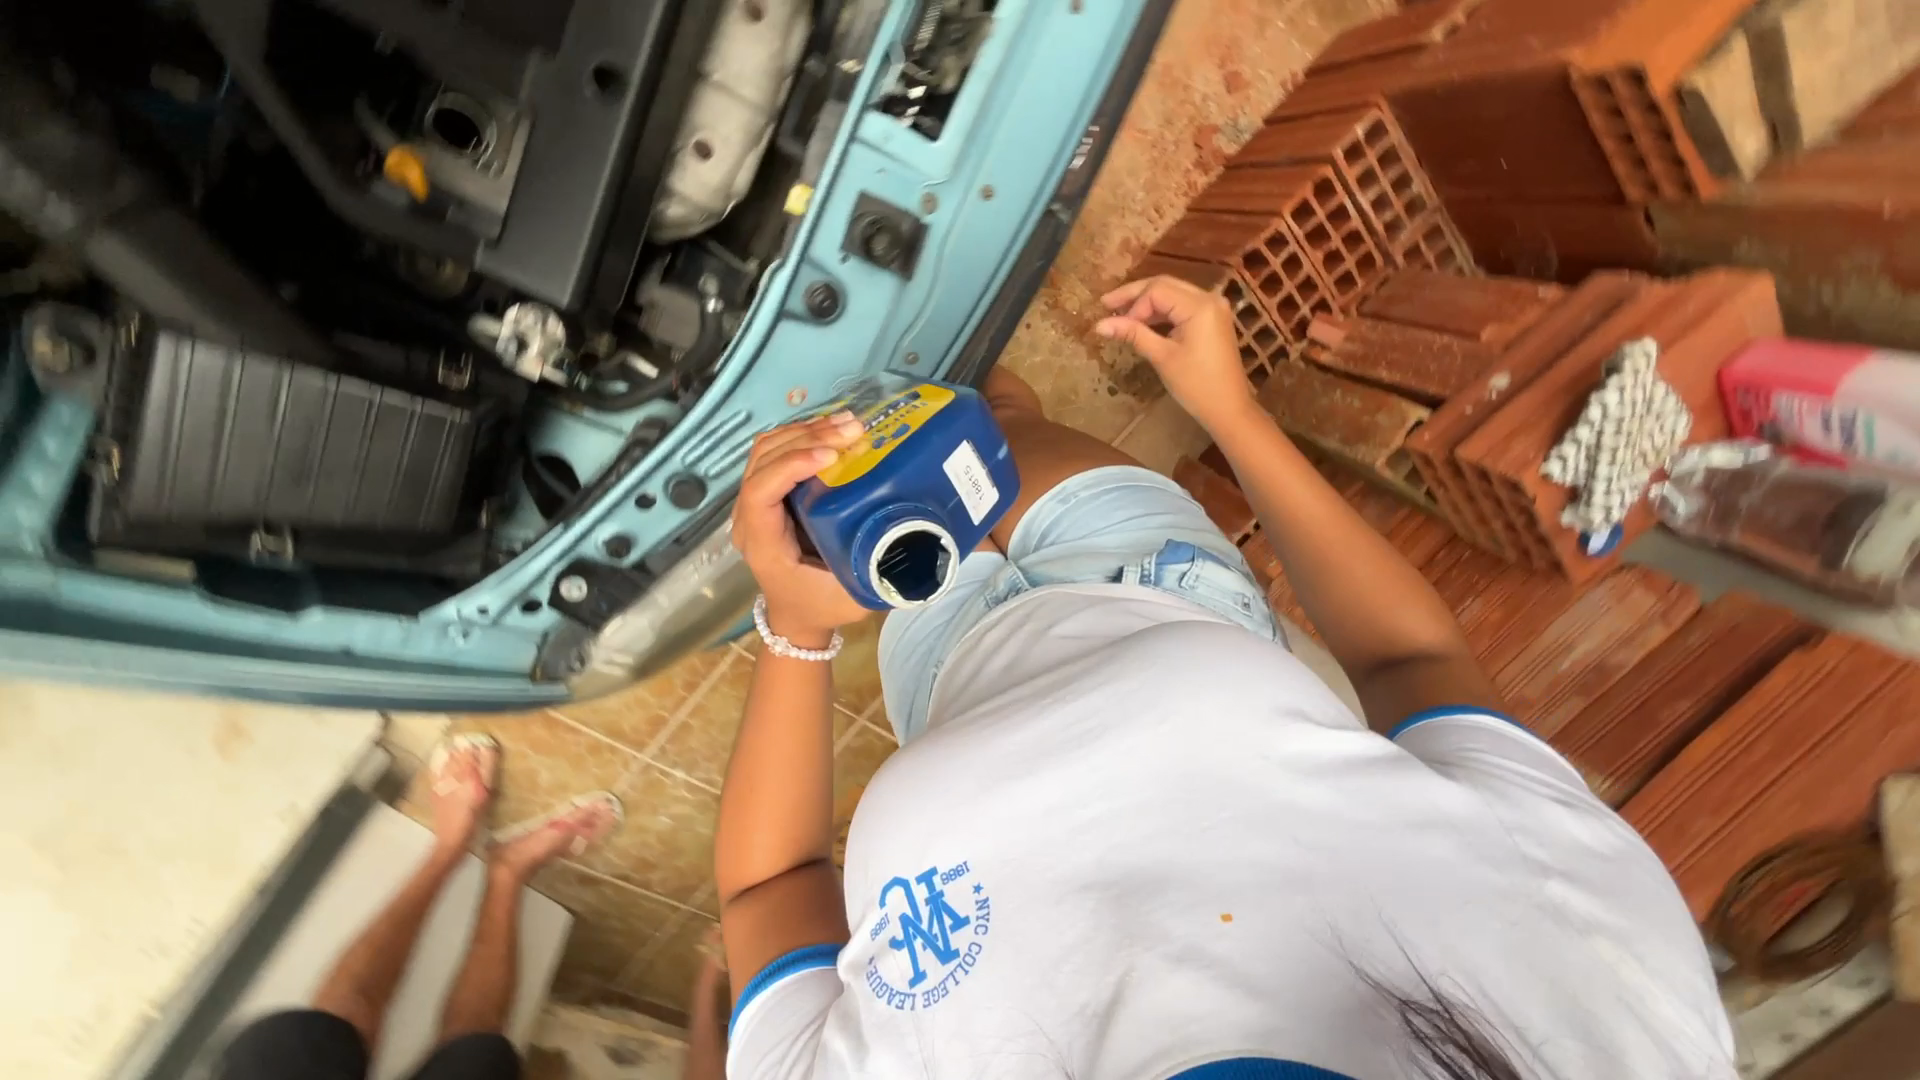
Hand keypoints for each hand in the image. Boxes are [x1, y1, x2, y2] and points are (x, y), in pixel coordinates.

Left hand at [731, 412, 871, 644]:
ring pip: (768, 449)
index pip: (761, 493)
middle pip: (764, 460)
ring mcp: (755, 503)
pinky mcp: (768, 493)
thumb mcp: (855, 595)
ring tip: (848, 423)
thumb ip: (879, 568)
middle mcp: (750, 519)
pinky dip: (803, 435)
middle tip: (853, 429)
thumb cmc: (823, 606)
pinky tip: (834, 430)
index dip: (791, 466)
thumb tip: (918, 537)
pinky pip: (776, 452)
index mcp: (765, 544)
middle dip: (808, 438)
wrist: (797, 616)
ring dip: (806, 430)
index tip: (833, 457)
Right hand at [1095, 275, 1261, 433]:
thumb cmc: (1195, 385)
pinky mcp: (1212, 318)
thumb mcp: (1162, 357)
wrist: (1228, 407)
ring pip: (1173, 293)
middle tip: (1106, 304)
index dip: (1133, 306)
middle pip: (1164, 284)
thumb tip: (1099, 325)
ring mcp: (1213, 307)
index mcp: (1199, 306)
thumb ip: (1133, 334)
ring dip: (1147, 302)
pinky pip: (1182, 305)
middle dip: (1135, 295)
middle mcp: (1209, 298)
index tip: (1117, 326)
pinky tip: (1143, 322)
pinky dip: (1162, 312)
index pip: (1156, 291)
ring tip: (1120, 314)